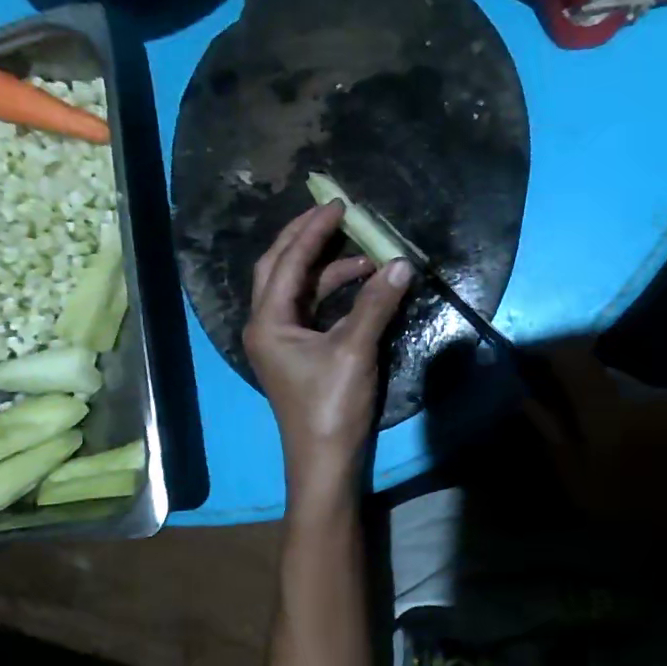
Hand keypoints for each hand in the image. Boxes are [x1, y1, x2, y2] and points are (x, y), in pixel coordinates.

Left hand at [244, 202, 412, 479]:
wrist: (325, 461)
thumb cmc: (331, 406)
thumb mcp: (354, 351)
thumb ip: (375, 304)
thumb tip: (400, 263)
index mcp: (267, 321)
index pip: (288, 262)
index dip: (313, 230)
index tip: (338, 204)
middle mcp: (266, 324)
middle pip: (280, 267)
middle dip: (305, 238)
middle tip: (334, 214)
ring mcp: (280, 339)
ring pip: (298, 288)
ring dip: (327, 268)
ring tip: (366, 255)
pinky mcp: (297, 351)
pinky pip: (311, 308)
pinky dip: (333, 292)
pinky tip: (361, 285)